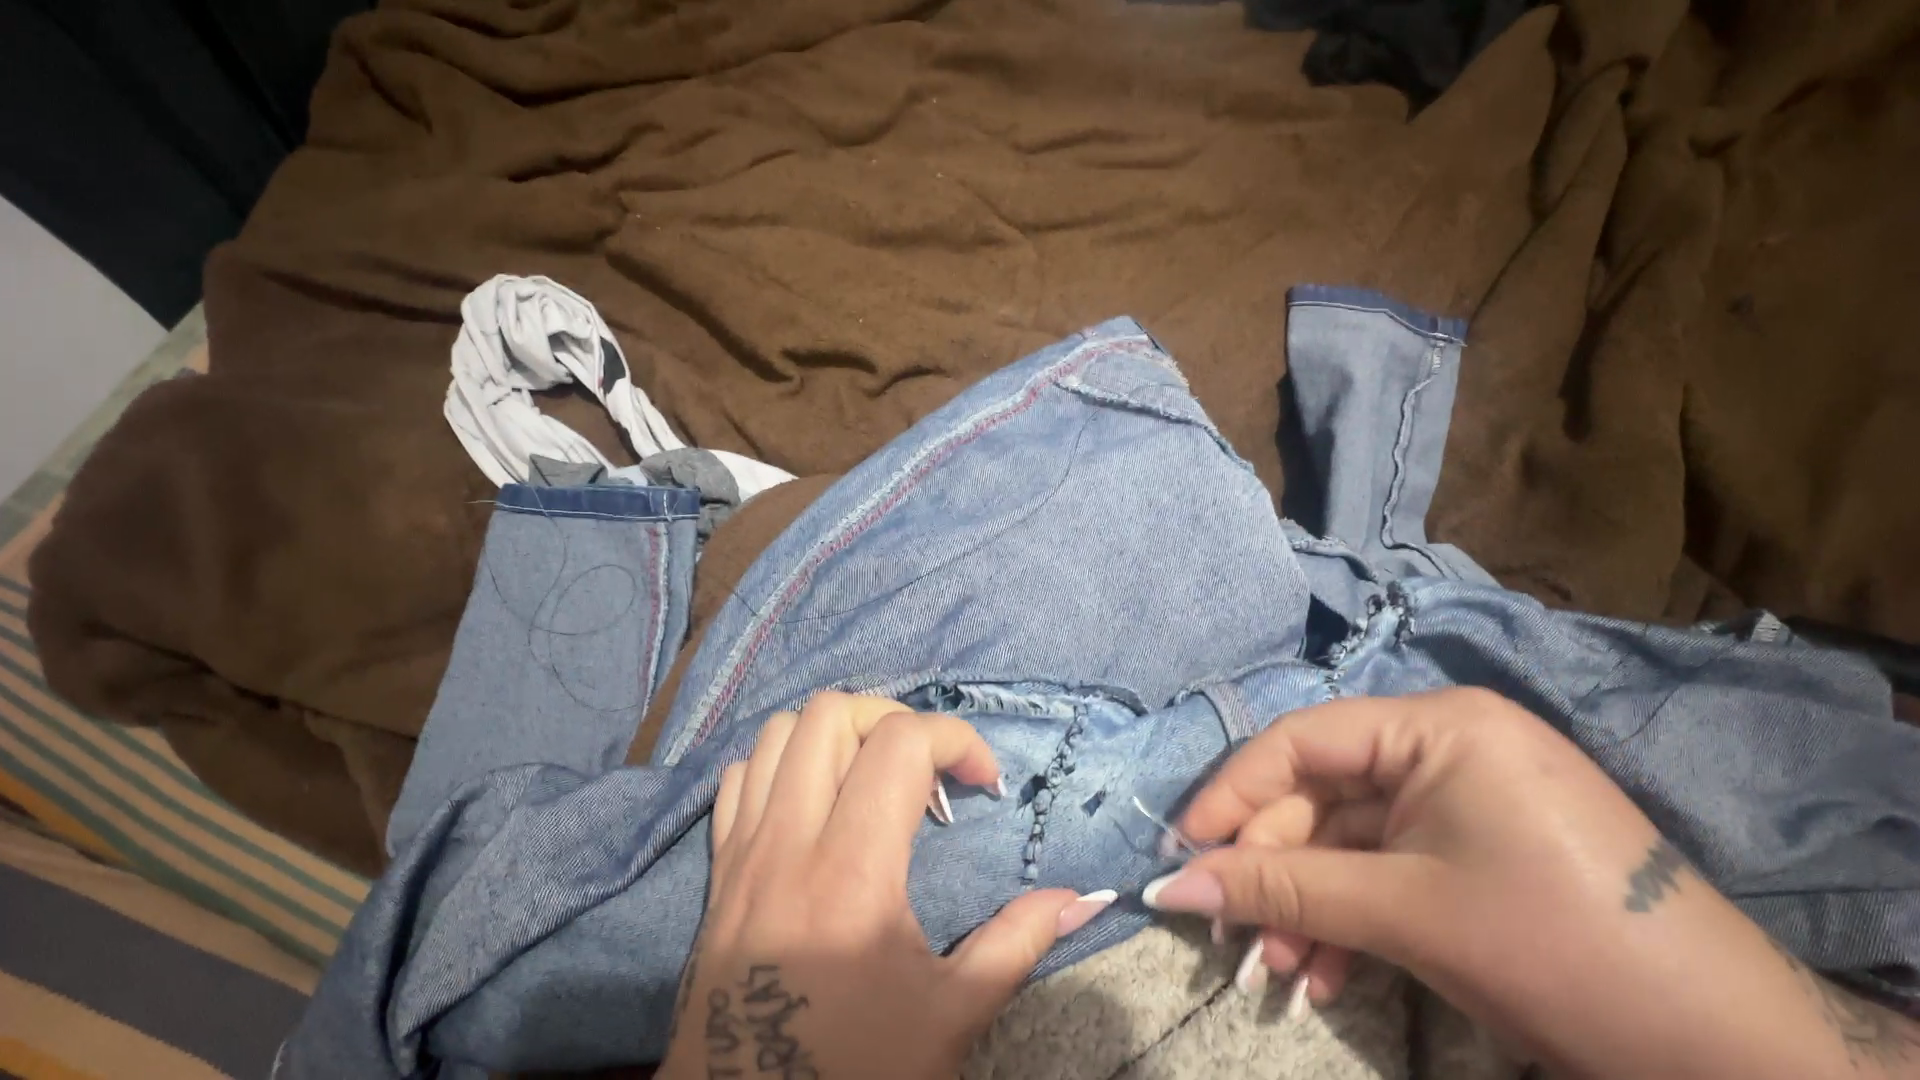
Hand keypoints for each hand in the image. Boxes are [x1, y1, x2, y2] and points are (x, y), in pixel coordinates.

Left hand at [659, 692, 1115, 1079]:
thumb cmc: (854, 1068)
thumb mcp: (950, 1014)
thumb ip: (1018, 942)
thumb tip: (1082, 897)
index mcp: (853, 870)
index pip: (901, 742)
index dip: (957, 739)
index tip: (985, 783)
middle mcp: (790, 840)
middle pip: (833, 714)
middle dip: (894, 719)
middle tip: (927, 769)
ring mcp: (743, 850)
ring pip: (779, 733)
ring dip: (837, 735)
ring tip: (873, 777)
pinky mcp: (718, 868)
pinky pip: (739, 776)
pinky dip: (782, 763)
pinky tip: (815, 802)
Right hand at [1140, 688, 1919, 1078]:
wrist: (1727, 1057)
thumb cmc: (1554, 947)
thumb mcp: (1402, 912)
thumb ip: (1279, 890)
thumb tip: (1167, 885)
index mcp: (1438, 725)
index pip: (1302, 741)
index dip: (1233, 795)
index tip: (1183, 851)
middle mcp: (1447, 746)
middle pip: (1320, 797)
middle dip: (1275, 871)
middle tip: (1231, 934)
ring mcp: (1464, 801)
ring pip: (1347, 843)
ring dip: (1306, 907)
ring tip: (1277, 972)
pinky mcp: (1476, 853)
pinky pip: (1386, 871)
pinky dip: (1350, 921)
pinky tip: (1324, 975)